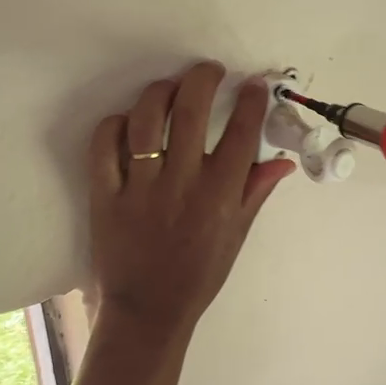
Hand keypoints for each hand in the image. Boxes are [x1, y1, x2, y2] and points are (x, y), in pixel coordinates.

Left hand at [87, 61, 294, 341]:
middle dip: (203, 78)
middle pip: (190, 109)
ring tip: (169, 90)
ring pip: (145, 118)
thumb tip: (281, 161)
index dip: (250, 100)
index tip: (252, 86)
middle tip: (208, 73)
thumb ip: (254, 194)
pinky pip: (104, 145)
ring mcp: (140, 188)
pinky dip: (114, 125)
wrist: (149, 311)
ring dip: (160, 92)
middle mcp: (181, 184)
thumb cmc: (197, 277)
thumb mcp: (234, 238)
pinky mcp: (105, 196)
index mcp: (219, 197)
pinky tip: (126, 123)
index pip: (240, 131)